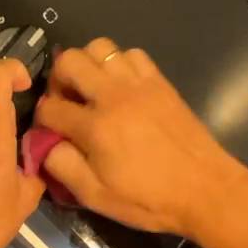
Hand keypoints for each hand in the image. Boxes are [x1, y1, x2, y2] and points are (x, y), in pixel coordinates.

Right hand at [35, 38, 247, 242]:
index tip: (47, 132)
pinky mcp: (160, 82)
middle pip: (69, 61)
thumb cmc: (149, 200)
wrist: (206, 190)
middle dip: (57, 80)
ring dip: (88, 65)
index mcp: (96, 128)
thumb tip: (44, 145)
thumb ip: (63, 168)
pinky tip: (120, 88)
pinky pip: (131, 54)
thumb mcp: (98, 197)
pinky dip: (118, 64)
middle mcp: (114, 96)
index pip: (50, 108)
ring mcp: (139, 84)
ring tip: (91, 90)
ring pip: (100, 47)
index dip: (41, 120)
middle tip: (66, 103)